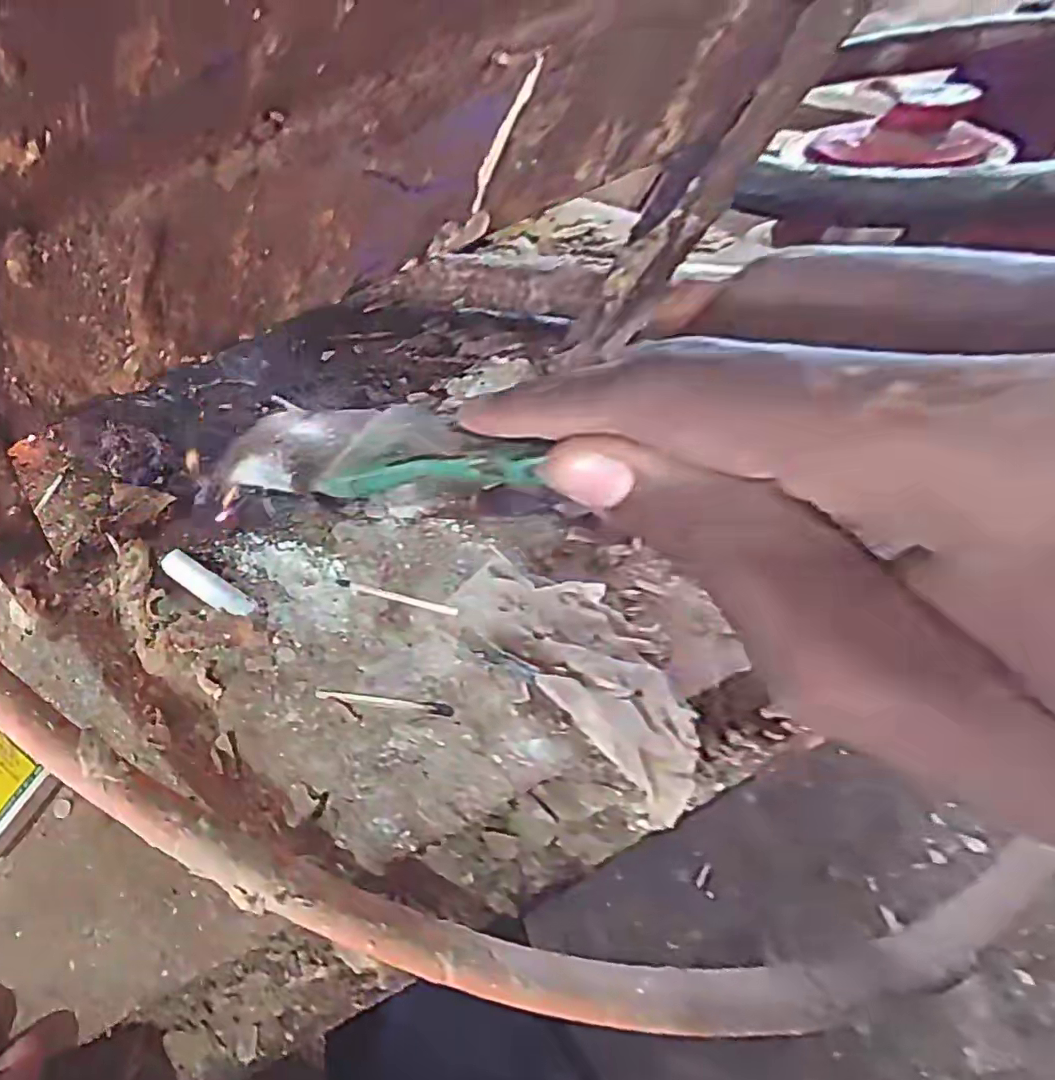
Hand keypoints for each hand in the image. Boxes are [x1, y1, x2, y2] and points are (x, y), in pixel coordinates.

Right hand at [462, 337, 1054, 840]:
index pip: (702, 391)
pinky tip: (791, 420)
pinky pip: (922, 289)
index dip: (569, 399)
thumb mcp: (900, 699)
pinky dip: (810, 341)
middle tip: (583, 442)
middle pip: (772, 301)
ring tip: (677, 436)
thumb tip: (581, 464)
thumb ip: (734, 564)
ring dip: (721, 352)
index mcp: (1002, 449)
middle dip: (646, 368)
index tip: (480, 413)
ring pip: (844, 280)